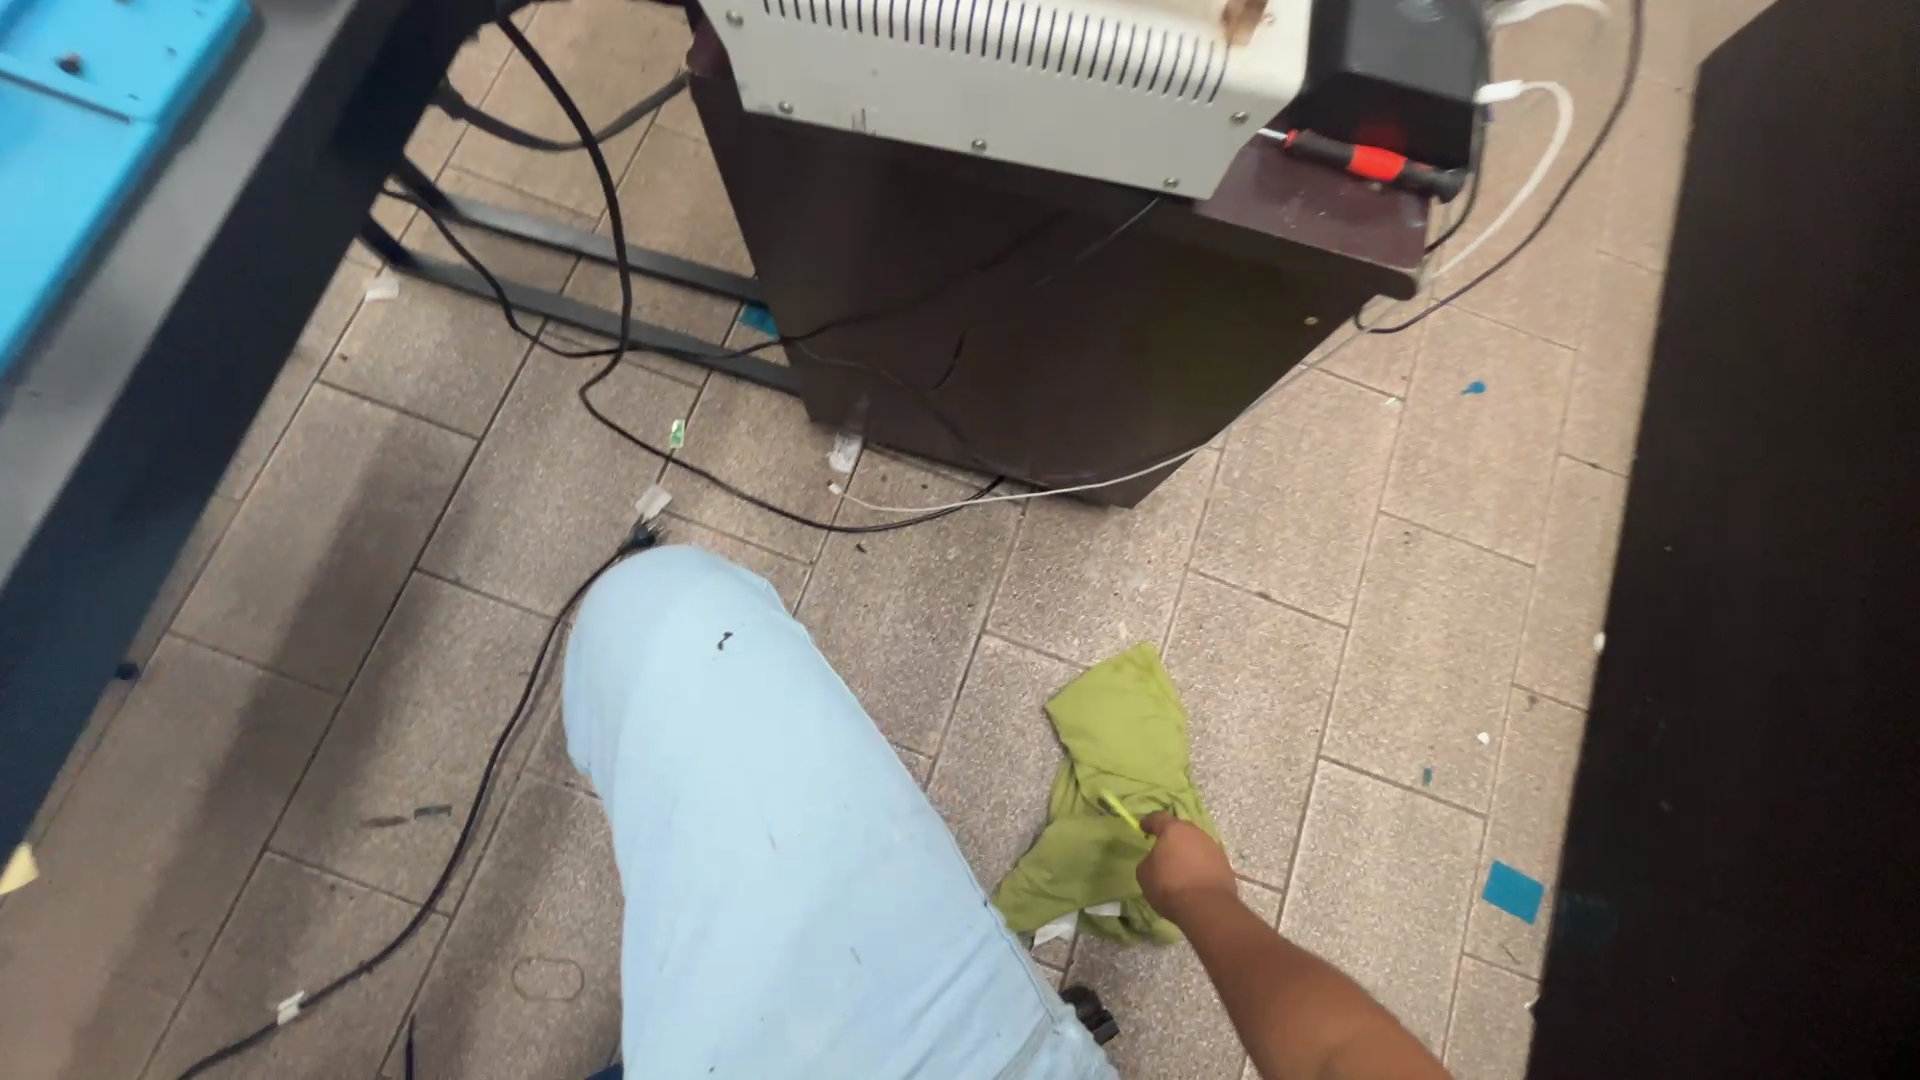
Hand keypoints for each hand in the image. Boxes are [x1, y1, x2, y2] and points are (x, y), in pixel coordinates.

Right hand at [1136, 812, 1238, 925]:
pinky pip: (1207, 860)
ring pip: (1196, 844)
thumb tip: (1155, 860)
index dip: (1149, 822)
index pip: (1158, 818)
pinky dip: (1200, 866)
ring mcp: (1213, 848)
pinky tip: (1194, 879)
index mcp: (1173, 829)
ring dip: (1188, 852)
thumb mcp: (1144, 874)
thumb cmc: (1169, 886)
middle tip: (1164, 849)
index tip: (1143, 827)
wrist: (1207, 908)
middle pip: (1181, 829)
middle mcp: (1195, 833)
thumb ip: (1148, 861)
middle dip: (1172, 837)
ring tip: (1180, 867)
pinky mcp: (1225, 866)